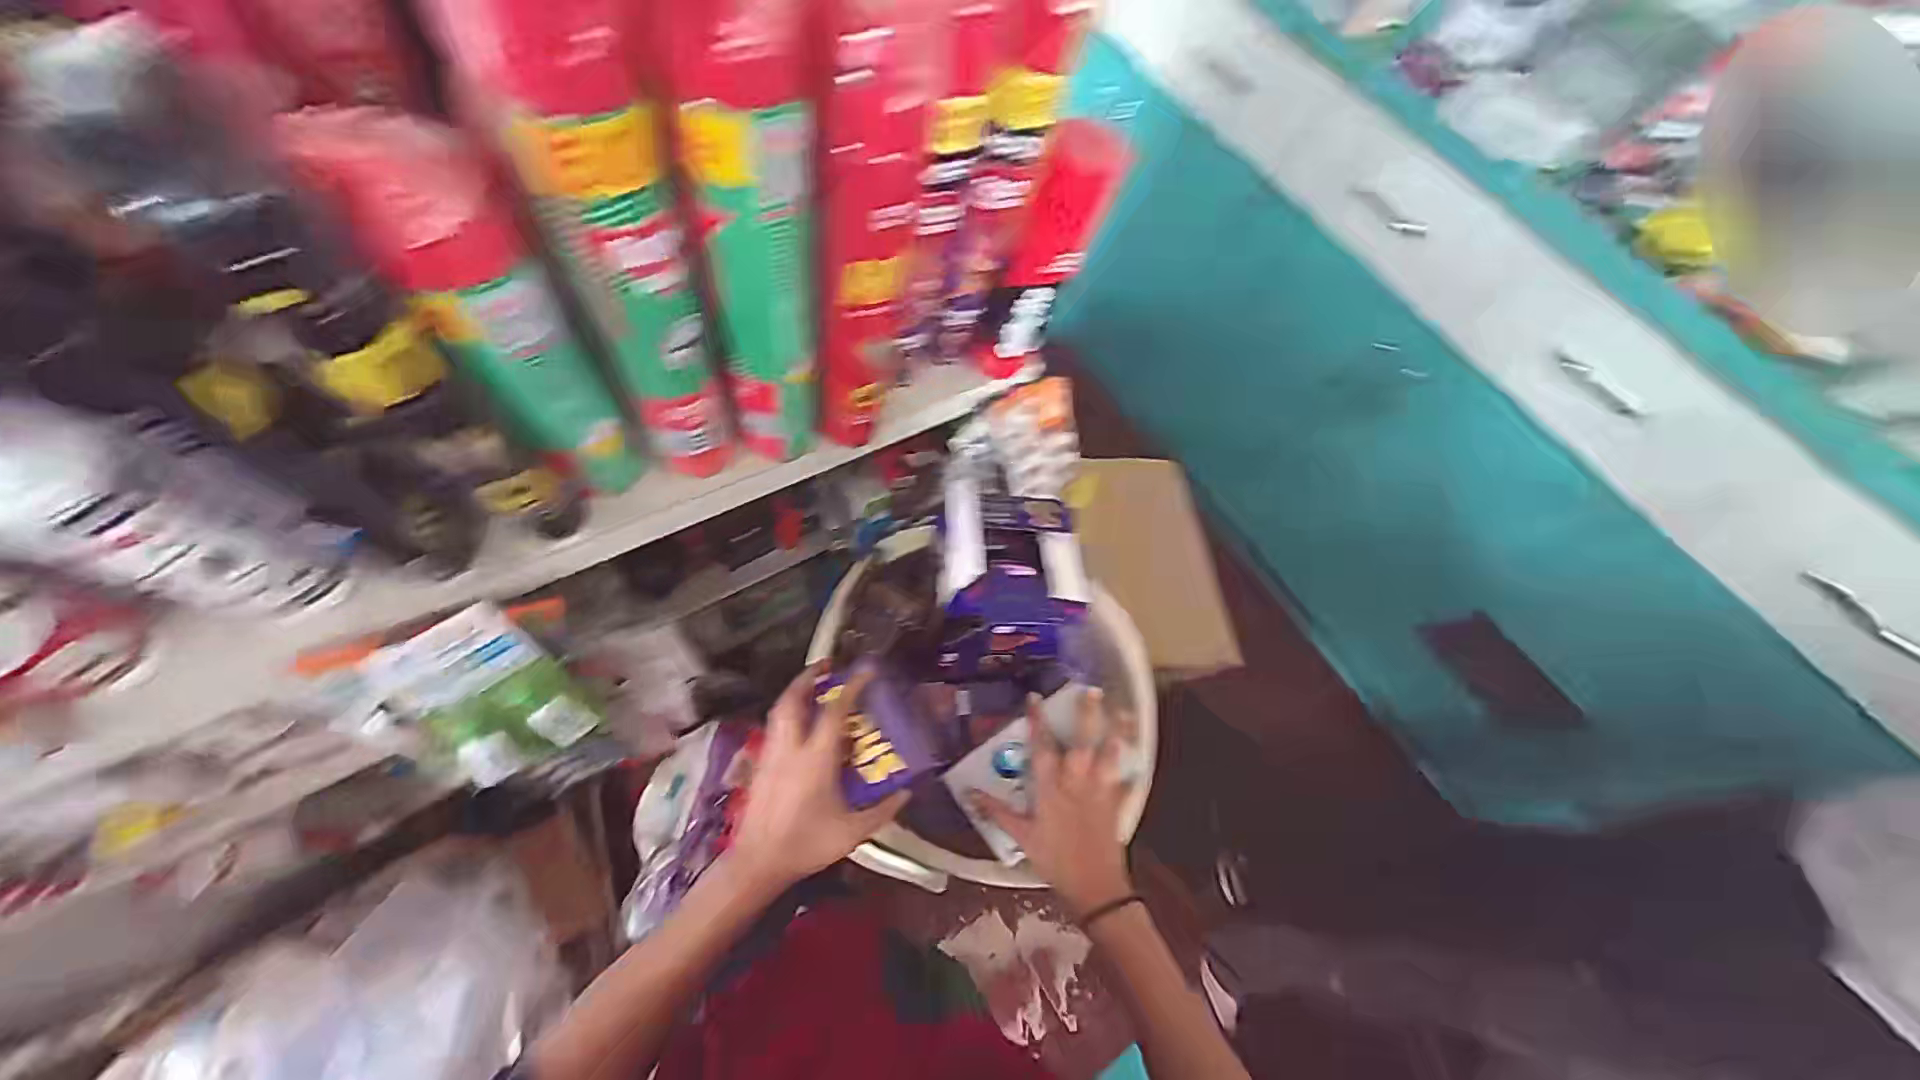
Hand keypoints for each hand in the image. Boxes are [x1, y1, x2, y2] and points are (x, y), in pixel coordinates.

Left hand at [726, 666, 908, 893]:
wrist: (756, 864)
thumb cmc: (806, 845)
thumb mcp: (852, 832)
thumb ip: (882, 810)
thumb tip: (906, 793)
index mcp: (816, 758)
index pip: (834, 710)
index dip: (852, 686)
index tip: (866, 670)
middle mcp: (791, 748)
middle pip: (794, 699)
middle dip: (809, 676)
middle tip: (826, 666)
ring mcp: (771, 755)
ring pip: (779, 710)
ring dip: (795, 692)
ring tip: (811, 686)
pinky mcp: (760, 766)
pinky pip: (774, 727)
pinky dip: (787, 713)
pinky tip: (798, 723)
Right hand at [974, 688, 1133, 914]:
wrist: (1095, 889)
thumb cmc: (1055, 861)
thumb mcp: (1022, 838)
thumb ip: (997, 812)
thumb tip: (969, 793)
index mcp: (1050, 789)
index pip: (1041, 748)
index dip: (1037, 722)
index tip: (1034, 698)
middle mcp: (1076, 784)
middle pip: (1083, 743)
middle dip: (1087, 716)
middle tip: (1092, 691)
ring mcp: (1100, 793)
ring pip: (1110, 756)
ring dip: (1117, 733)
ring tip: (1123, 711)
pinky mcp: (1117, 805)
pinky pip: (1127, 782)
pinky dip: (1132, 770)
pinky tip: (1137, 757)